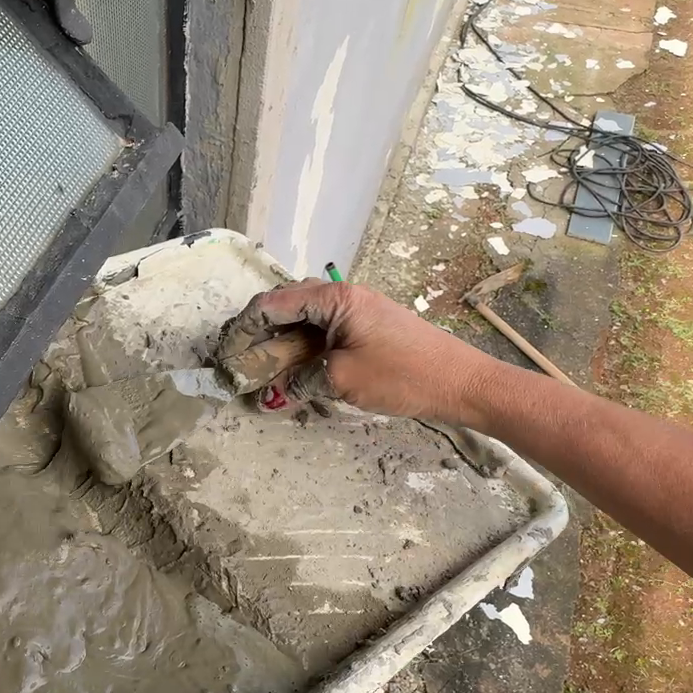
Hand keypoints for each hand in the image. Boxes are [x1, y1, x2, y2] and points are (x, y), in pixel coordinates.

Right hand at [217, 280, 502, 424]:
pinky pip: (323, 329)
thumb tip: (267, 397)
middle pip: (285, 305)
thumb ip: (298, 381)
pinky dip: (303, 346)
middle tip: (240, 360)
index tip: (227, 352)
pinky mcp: (368, 325)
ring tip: (263, 367)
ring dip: (280, 341)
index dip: (244, 327)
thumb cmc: (403, 376)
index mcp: (334, 298)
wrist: (466, 384)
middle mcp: (343, 295)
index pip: (272, 303)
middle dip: (258, 332)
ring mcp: (357, 309)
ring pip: (303, 318)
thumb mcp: (341, 380)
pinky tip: (296, 368)